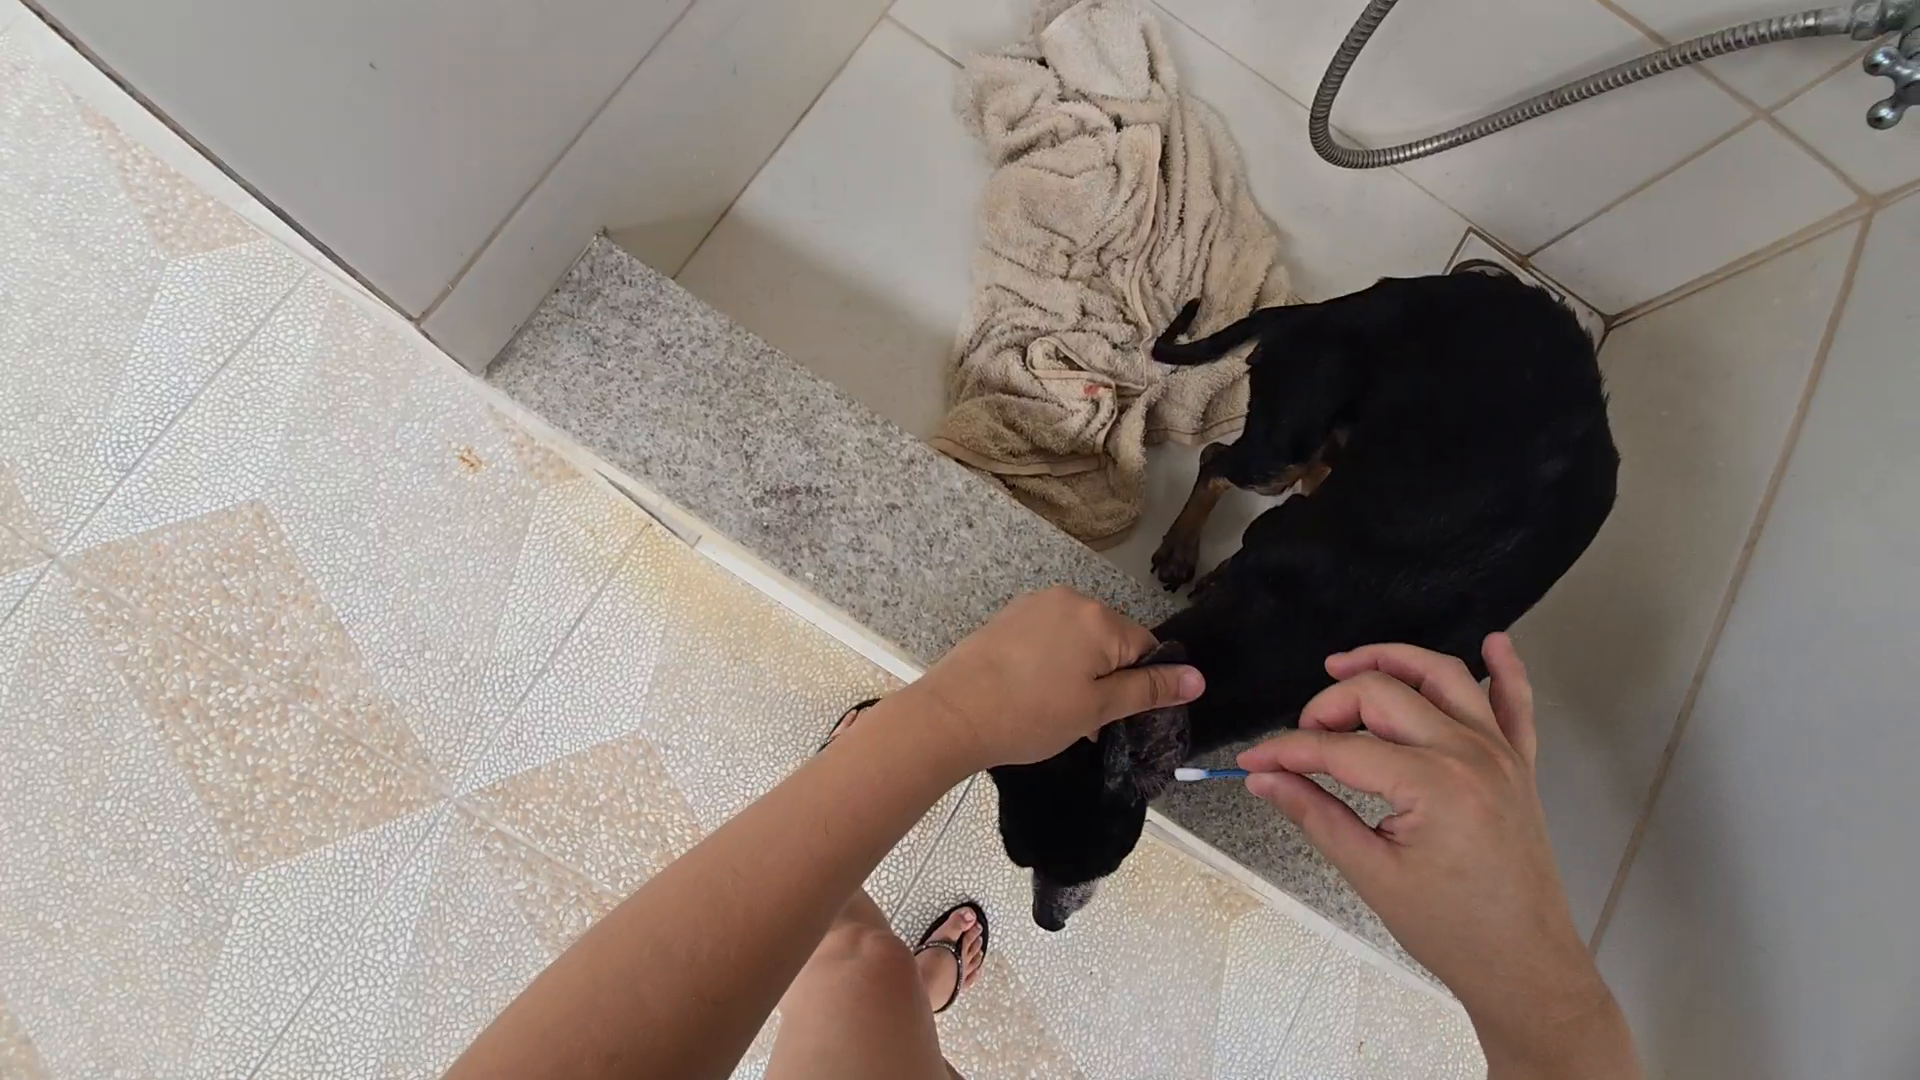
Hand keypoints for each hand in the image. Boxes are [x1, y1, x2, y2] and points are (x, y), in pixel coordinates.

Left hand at [904, 587, 1203, 769]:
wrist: (953, 713)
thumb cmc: (1031, 714)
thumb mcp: (1097, 708)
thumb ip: (1148, 689)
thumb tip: (1197, 678)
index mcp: (1099, 618)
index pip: (1147, 646)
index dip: (1143, 684)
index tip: (1121, 717)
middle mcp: (1069, 599)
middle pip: (1110, 640)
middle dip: (1108, 678)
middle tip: (1088, 722)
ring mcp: (1034, 604)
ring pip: (1077, 640)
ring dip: (1080, 672)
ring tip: (1057, 713)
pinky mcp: (1008, 617)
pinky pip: (1047, 637)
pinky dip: (1052, 663)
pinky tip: (1033, 695)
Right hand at [1238, 636, 1638, 1078]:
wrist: (1529, 971)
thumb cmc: (1448, 929)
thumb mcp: (1368, 873)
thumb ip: (1311, 813)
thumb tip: (1259, 776)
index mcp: (1431, 784)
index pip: (1339, 747)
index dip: (1286, 749)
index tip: (1251, 758)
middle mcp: (1468, 753)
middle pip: (1383, 692)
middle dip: (1328, 705)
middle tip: (1301, 738)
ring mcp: (1500, 753)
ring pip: (1443, 675)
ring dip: (1392, 658)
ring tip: (1344, 664)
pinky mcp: (1520, 764)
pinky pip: (1517, 704)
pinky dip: (1507, 669)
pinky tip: (1494, 642)